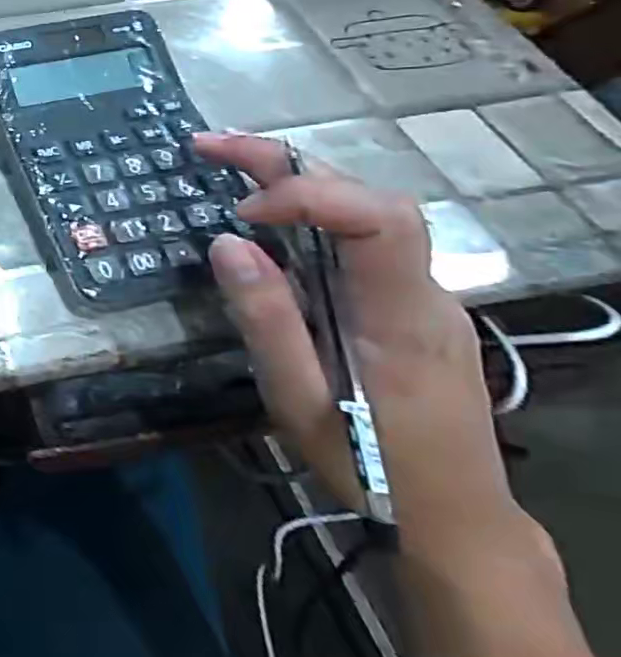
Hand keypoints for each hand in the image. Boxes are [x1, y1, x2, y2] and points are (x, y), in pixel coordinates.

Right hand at [193, 133, 520, 549]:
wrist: (451, 511)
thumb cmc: (367, 459)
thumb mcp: (297, 395)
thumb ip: (266, 317)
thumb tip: (228, 243)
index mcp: (399, 316)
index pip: (379, 222)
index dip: (308, 196)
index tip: (239, 210)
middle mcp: (422, 291)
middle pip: (370, 200)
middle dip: (284, 163)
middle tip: (206, 145)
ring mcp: (420, 294)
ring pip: (366, 212)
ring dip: (294, 178)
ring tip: (223, 161)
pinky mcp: (404, 302)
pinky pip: (360, 237)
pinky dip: (308, 208)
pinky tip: (265, 211)